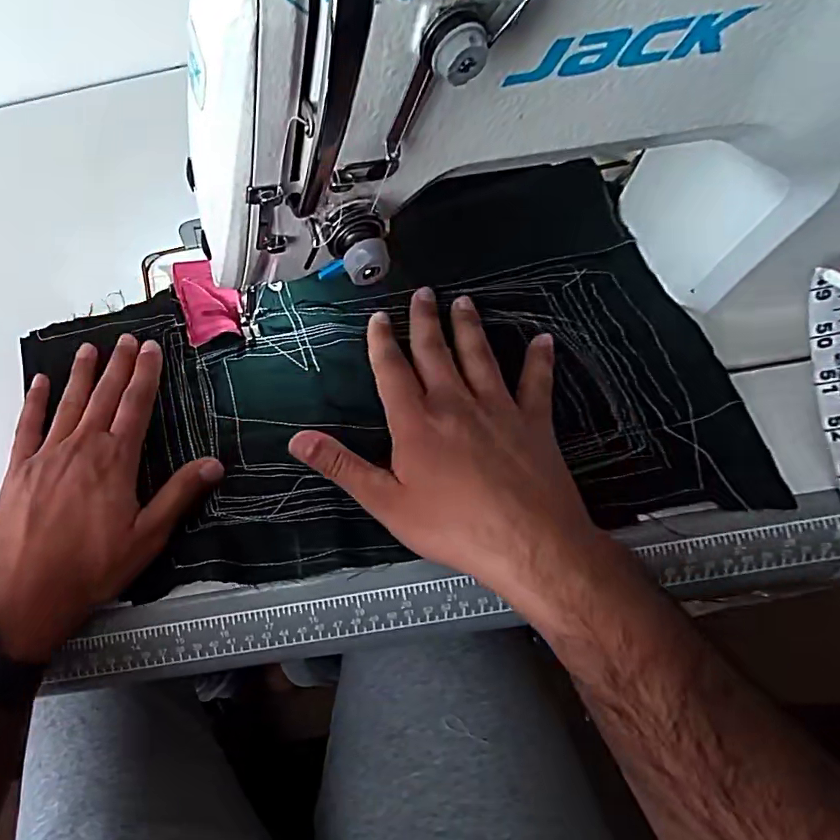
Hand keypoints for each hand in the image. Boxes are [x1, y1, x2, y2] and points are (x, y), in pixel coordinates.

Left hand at [0, 334, 223, 663]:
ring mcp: (46, 455)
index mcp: (115, 462)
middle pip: (103, 398)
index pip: (135, 407)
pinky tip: (41, 384)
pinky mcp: (18, 468)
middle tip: (126, 340)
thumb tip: (212, 465)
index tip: (150, 350)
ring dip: (81, 375)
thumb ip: (177, 496)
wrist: (26, 589)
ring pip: (68, 404)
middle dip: (117, 366)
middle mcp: (80, 449)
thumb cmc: (88, 569)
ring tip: (89, 349)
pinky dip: (35, 402)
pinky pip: (28, 425)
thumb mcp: (145, 538)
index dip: (145, 376)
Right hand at [287, 289, 624, 613]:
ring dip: (470, 329)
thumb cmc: (451, 525)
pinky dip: (537, 360)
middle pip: (437, 354)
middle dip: (425, 322)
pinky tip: (540, 340)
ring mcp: (500, 411)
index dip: (383, 344)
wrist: (530, 544)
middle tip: (423, 295)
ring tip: (464, 304)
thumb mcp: (384, 500)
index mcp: (417, 424)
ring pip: (481, 358)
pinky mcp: (534, 425)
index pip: (394, 373)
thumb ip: (341, 465)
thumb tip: (298, 440)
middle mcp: (457, 407)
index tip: (379, 319)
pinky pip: (535, 383)